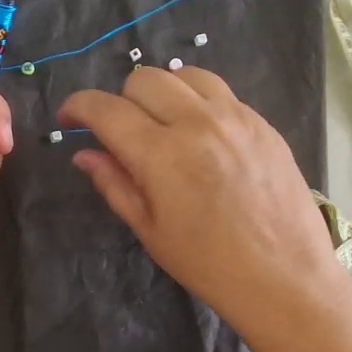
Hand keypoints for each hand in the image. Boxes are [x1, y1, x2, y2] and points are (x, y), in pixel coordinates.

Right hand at [60, 65, 340, 318]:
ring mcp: (235, 117)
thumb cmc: (206, 263)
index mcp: (161, 154)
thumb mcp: (149, 229)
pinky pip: (220, 92)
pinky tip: (198, 136)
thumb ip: (114, 184)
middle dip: (120, 100)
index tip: (68, 120)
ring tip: (160, 124)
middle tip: (119, 133)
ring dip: (161, 93)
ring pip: (185, 75)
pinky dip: (197, 102)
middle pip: (144, 79)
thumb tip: (85, 155)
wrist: (283, 276)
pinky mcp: (262, 123)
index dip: (78, 108)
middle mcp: (197, 122)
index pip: (106, 109)